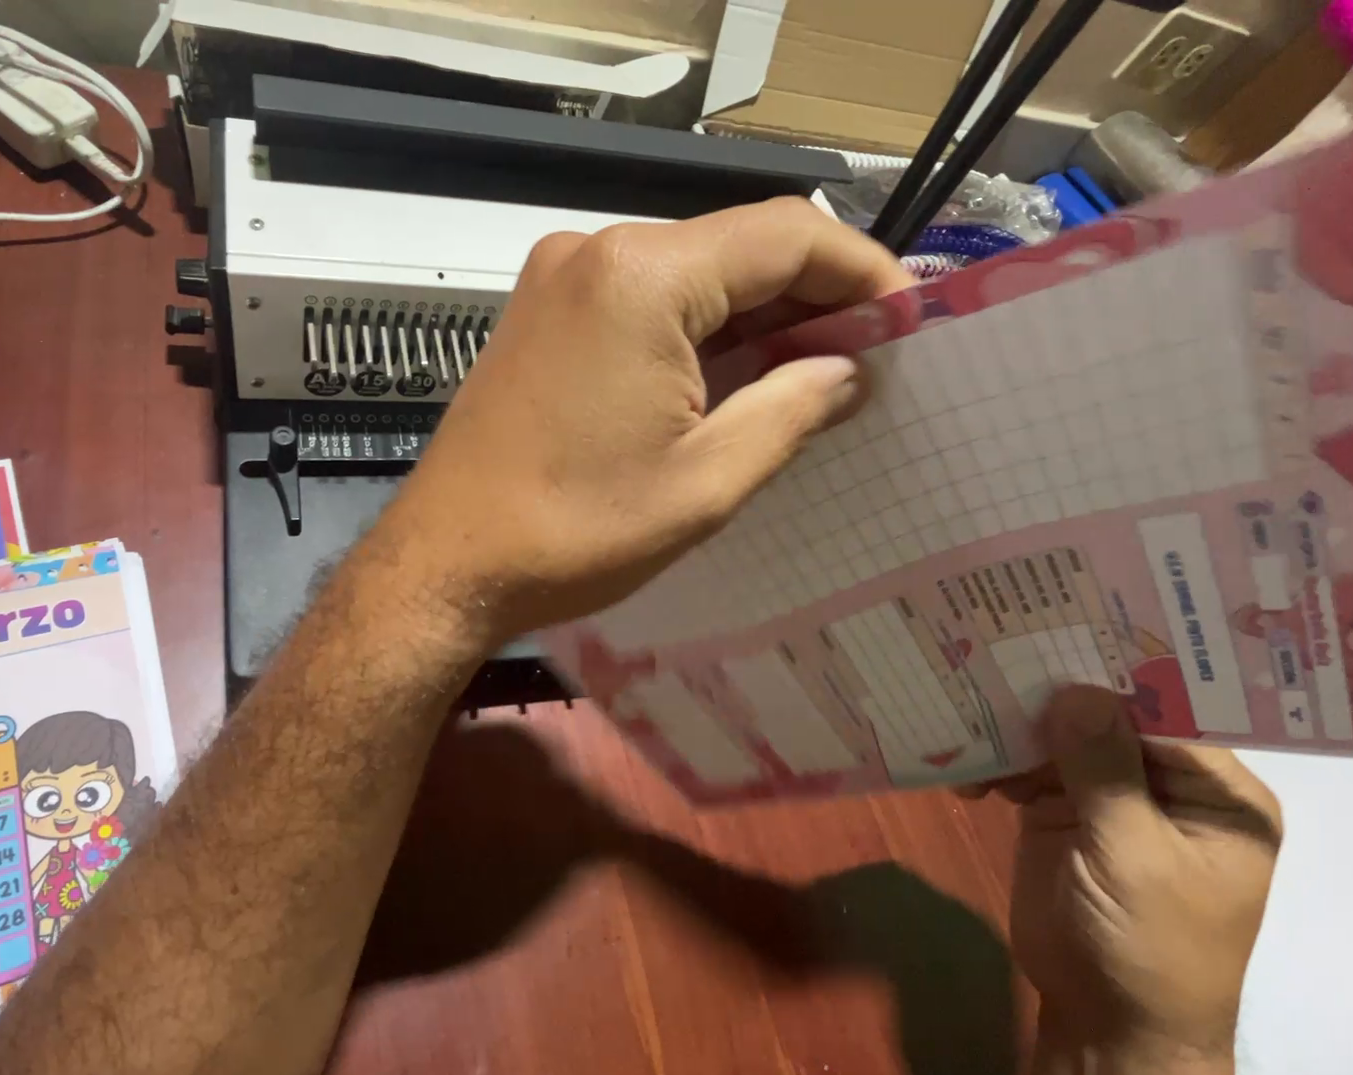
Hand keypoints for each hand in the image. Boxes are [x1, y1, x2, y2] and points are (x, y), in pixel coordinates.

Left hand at [371, 197, 912, 646]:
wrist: (445, 562)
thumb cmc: (572, 532)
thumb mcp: (704, 482)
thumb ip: (791, 410)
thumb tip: (849, 370)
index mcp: (643, 276)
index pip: (787, 235)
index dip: (861, 273)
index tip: (907, 325)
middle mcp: (595, 251)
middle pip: (736, 248)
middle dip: (809, 300)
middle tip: (866, 363)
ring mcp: (558, 279)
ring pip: (689, 276)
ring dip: (753, 320)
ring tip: (810, 379)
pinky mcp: (540, 315)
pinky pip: (640, 303)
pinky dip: (695, 333)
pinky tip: (731, 380)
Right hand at [963, 686, 1282, 1074]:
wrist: (1105, 1016)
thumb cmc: (1146, 939)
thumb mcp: (1131, 853)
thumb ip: (1103, 769)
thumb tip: (1076, 688)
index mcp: (1214, 793)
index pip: (1167, 713)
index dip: (1114, 675)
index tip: (1059, 632)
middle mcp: (1163, 785)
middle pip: (1103, 720)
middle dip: (1050, 697)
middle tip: (992, 659)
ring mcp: (1107, 800)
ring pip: (1057, 742)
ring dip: (1011, 733)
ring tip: (964, 710)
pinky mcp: (1060, 815)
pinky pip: (1025, 771)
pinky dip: (994, 767)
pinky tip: (965, 773)